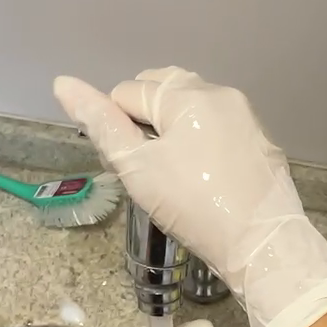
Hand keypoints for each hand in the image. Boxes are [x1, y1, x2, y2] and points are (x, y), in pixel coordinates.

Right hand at [53, 68, 326, 326]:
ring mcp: (247, 117)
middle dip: (147, 120)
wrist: (262, 244)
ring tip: (176, 173)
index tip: (132, 166)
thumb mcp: (138, 169)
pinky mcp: (262, 142)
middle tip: (151, 168)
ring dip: (175, 129)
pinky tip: (206, 177)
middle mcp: (221, 93)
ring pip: (193, 109)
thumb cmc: (193, 207)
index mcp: (187, 93)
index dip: (119, 128)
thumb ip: (101, 124)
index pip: (127, 92)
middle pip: (163, 91)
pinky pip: (220, 129)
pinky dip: (204, 142)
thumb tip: (63, 83)